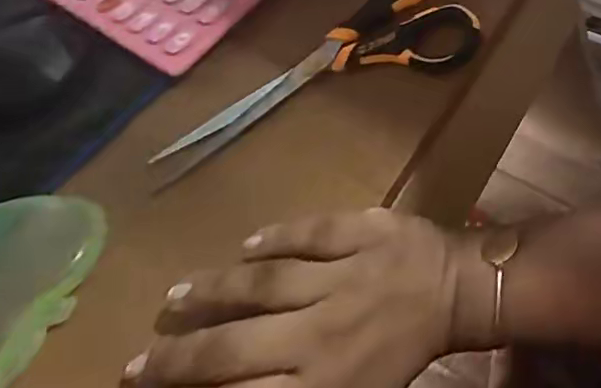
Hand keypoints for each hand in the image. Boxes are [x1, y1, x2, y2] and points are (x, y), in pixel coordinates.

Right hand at [124, 208, 489, 387]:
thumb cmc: (401, 351)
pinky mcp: (373, 229)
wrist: (461, 291)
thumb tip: (235, 383)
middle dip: (179, 353)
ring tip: (178, 294)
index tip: (141, 384)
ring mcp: (351, 272)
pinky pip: (318, 229)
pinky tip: (249, 242)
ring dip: (216, 289)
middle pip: (236, 345)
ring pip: (269, 280)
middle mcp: (326, 330)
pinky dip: (280, 235)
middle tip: (139, 356)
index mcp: (321, 382)